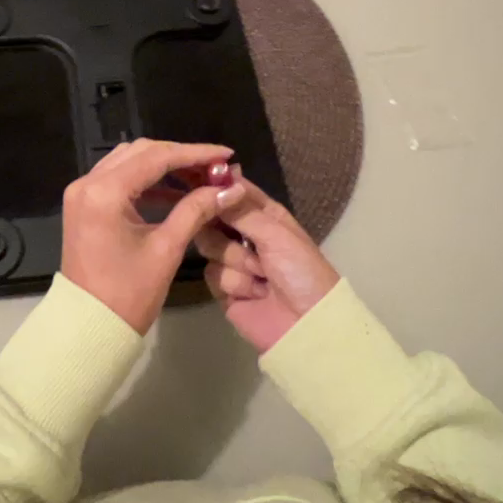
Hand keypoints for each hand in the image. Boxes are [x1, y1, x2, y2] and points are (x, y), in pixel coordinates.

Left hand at [62, 139, 243, 334]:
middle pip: (141, 152)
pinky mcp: (85, 204)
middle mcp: (88, 183)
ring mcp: (83, 192)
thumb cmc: (128, 294)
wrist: (89, 327)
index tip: (225, 155)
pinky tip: (176, 192)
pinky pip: (119, 179)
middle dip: (180, 156)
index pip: (156, 157)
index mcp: (105, 192)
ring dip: (163, 165)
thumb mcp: (166, 249)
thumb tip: (231, 189)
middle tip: (214, 167)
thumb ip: (196, 211)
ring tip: (200, 177)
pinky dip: (147, 181)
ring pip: (129, 161)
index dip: (194, 153)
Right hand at [196, 172, 339, 351]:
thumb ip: (241, 210)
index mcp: (263, 214)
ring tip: (261, 275)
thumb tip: (217, 183)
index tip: (194, 177)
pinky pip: (212, 274)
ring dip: (236, 260)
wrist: (308, 325)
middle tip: (233, 233)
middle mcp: (245, 233)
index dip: (214, 184)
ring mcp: (233, 261)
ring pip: (209, 245)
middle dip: (220, 226)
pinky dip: (235, 284)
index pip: (233, 190)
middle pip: (211, 216)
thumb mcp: (275, 233)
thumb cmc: (301, 270)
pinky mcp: (224, 287)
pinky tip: (254, 293)